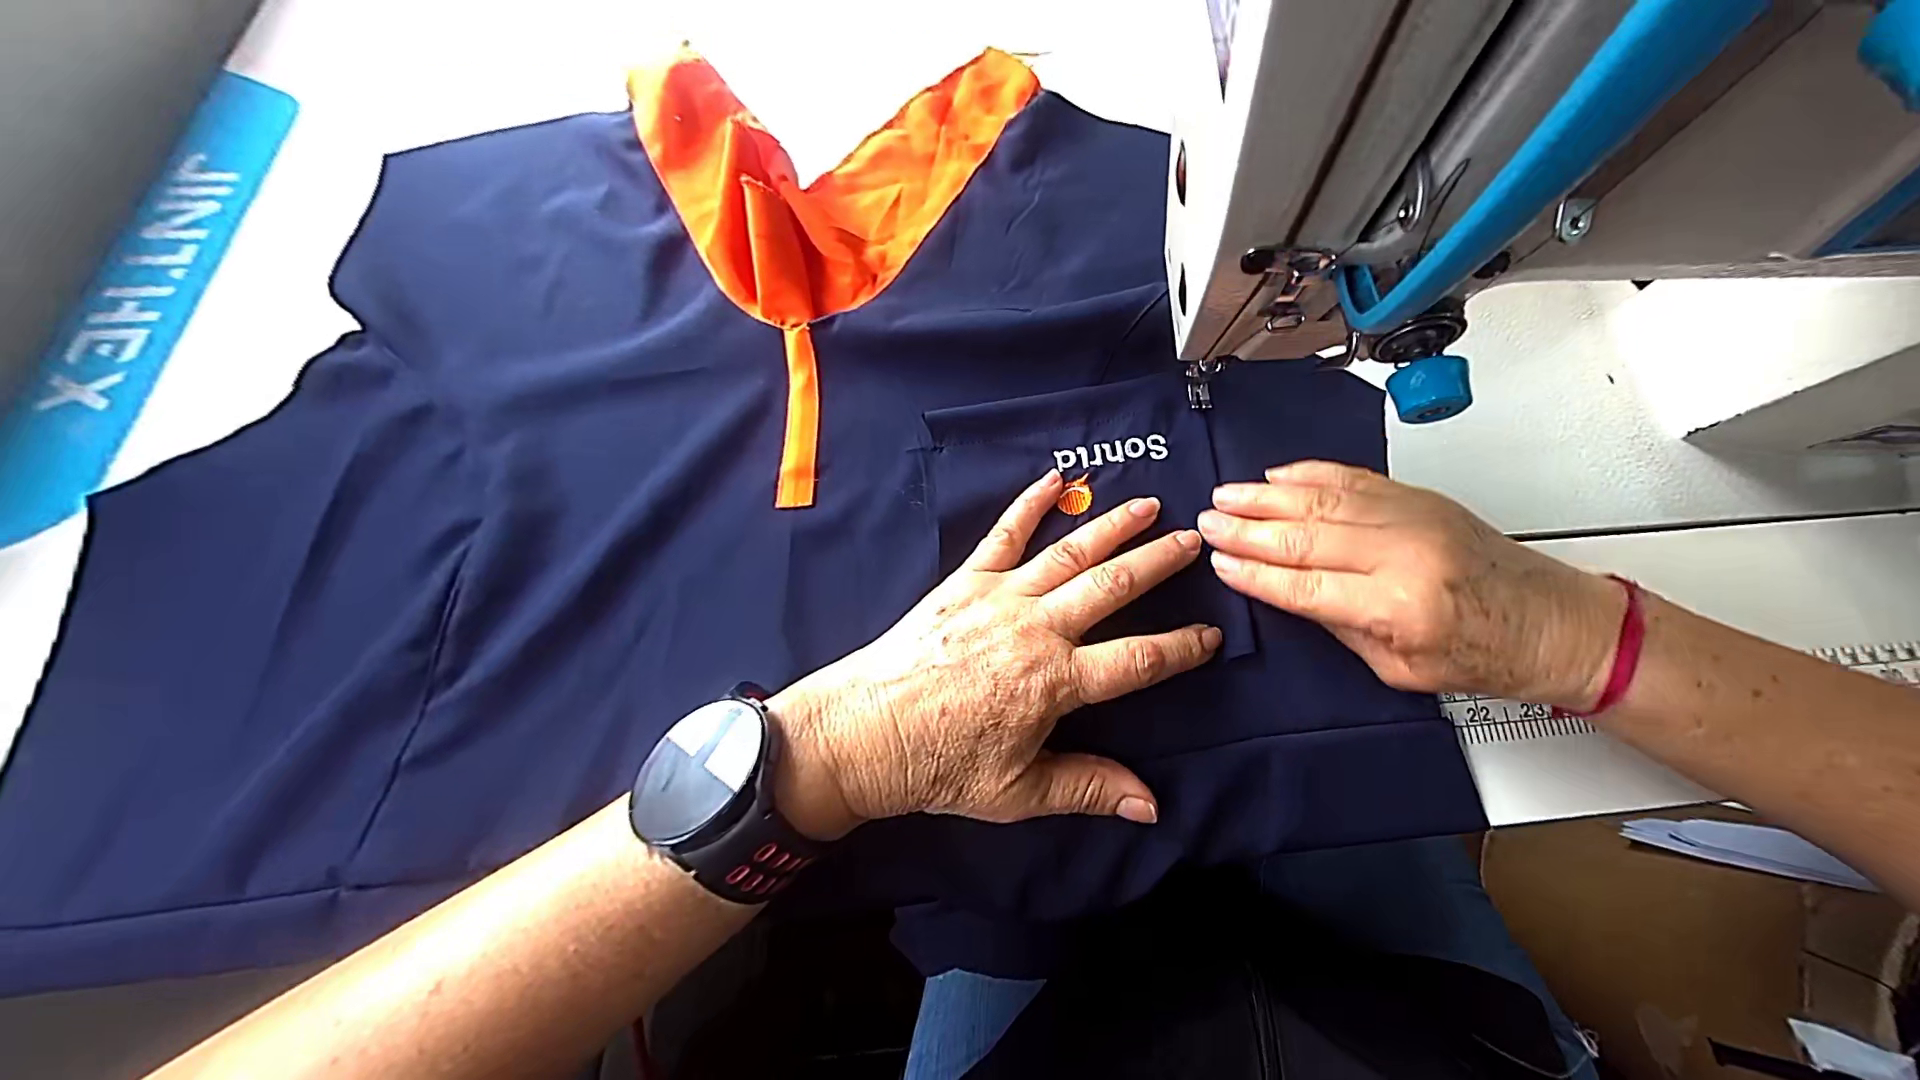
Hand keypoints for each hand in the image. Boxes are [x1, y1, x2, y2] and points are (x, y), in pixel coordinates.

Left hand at [771, 471, 1220, 838]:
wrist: (863, 733)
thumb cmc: (937, 766)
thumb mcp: (1017, 793)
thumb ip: (1088, 788)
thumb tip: (1151, 807)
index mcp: (1055, 681)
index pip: (1137, 660)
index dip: (1181, 647)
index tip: (1211, 633)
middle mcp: (1036, 629)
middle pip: (1112, 588)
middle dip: (1158, 563)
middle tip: (1193, 542)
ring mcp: (1000, 597)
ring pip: (1069, 553)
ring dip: (1112, 527)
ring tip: (1148, 506)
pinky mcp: (965, 581)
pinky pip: (1004, 534)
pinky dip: (1030, 503)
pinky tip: (1055, 479)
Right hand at [1197, 461, 1623, 708]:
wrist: (1553, 623)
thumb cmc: (1483, 654)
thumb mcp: (1396, 666)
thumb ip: (1336, 622)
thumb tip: (1284, 588)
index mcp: (1397, 608)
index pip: (1301, 584)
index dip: (1252, 573)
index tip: (1220, 562)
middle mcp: (1403, 555)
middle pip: (1302, 536)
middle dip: (1246, 529)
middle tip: (1210, 523)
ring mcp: (1414, 518)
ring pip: (1319, 500)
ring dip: (1265, 497)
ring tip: (1227, 496)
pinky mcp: (1420, 499)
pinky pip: (1352, 478)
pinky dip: (1308, 474)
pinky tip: (1276, 475)